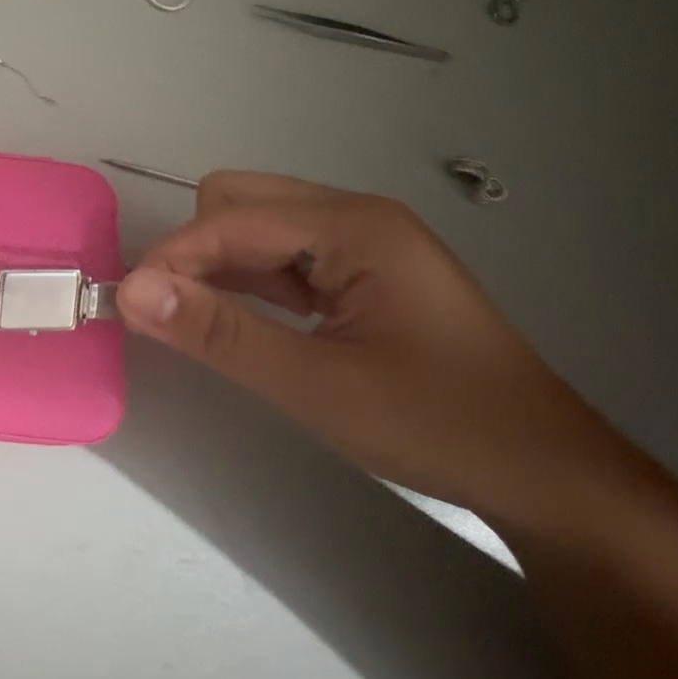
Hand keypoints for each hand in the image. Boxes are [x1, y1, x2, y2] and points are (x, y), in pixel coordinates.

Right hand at [115, 171, 637, 522]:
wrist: (549, 476)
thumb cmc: (439, 424)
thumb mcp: (316, 385)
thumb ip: (217, 332)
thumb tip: (129, 291)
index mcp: (354, 226)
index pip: (230, 219)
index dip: (172, 258)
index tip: (128, 306)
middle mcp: (356, 217)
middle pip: (239, 202)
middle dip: (194, 250)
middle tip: (173, 314)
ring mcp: (364, 243)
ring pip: (257, 227)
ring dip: (218, 266)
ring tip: (195, 321)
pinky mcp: (363, 272)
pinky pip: (283, 257)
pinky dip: (249, 282)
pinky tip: (243, 321)